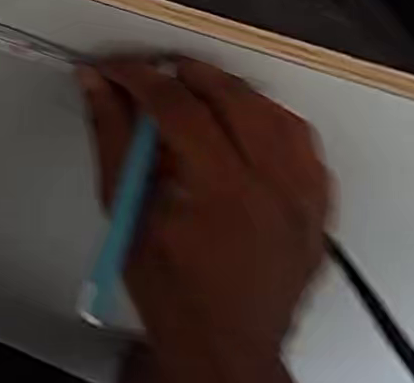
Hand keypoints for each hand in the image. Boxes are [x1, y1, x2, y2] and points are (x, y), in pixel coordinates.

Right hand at [77, 58, 331, 382]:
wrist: (224, 344)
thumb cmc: (168, 284)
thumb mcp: (125, 206)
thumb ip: (111, 135)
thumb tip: (95, 83)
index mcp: (222, 192)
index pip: (177, 106)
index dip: (136, 76)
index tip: (110, 68)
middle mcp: (275, 190)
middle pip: (232, 98)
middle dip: (181, 73)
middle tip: (145, 75)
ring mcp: (305, 201)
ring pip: (275, 114)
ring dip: (227, 91)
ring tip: (189, 91)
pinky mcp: (318, 210)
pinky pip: (303, 144)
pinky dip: (268, 120)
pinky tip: (237, 122)